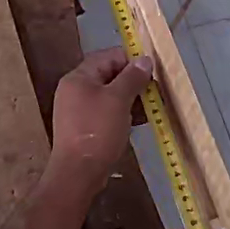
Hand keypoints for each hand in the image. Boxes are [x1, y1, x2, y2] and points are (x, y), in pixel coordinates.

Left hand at [49, 48, 154, 180]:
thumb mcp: (118, 100)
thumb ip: (131, 78)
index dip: (130, 59)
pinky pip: (106, 112)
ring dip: (130, 98)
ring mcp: (77, 109)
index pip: (106, 56)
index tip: (152, 68)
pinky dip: (122, 112)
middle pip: (107, 75)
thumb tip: (144, 60)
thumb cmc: (97, 130)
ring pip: (108, 95)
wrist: (78, 172)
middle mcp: (74, 89)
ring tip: (152, 106)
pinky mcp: (83, 127)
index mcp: (78, 77)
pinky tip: (139, 120)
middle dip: (133, 80)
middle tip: (155, 90)